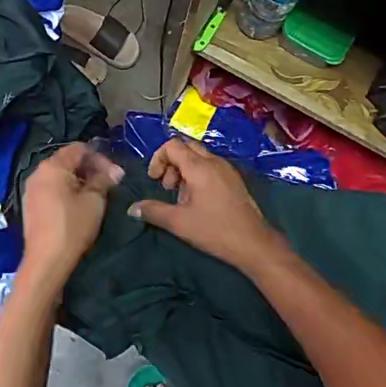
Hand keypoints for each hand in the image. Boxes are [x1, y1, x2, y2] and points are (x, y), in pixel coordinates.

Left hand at [19, 142, 123, 281]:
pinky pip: (51, 188)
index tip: (114, 175)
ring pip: (59, 175)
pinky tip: (77, 205)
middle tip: (108, 184)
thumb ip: (103, 180)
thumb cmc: (73, 225)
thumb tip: (114, 171)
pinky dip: (66, 190)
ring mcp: (31, 189)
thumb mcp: (95, 200)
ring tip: (95, 195)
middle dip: (90, 169)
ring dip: (79, 180)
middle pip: (67, 160)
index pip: (79, 149)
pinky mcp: (30, 205)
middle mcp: (38, 173)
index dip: (100, 158)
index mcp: (53, 167)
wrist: (47, 260)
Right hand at [130, 138, 284, 270]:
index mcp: (200, 167)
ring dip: (184, 170)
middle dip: (171, 163)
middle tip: (167, 187)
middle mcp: (215, 162)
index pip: (173, 145)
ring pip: (200, 157)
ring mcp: (228, 170)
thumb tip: (132, 208)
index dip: (158, 159)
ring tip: (181, 197)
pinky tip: (198, 201)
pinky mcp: (235, 180)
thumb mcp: (179, 222)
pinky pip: (211, 167)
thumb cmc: (214, 230)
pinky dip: (199, 176)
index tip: (155, 181)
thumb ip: (153, 211)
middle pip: (187, 147)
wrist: (253, 242)